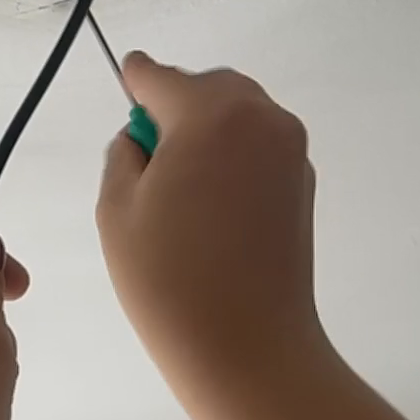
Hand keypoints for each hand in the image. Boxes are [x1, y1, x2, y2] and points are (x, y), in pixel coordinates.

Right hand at [97, 54, 329, 391]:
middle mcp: (263, 119)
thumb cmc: (167, 278)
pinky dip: (229, 159)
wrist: (245, 345)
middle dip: (175, 106)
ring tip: (177, 191)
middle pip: (210, 89)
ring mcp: (291, 153)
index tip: (126, 74)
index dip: (136, 78)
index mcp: (211, 115)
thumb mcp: (116, 211)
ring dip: (205, 132)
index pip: (162, 78)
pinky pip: (257, 150)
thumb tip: (142, 138)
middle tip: (146, 157)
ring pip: (238, 118)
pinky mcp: (303, 187)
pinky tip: (208, 208)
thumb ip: (123, 155)